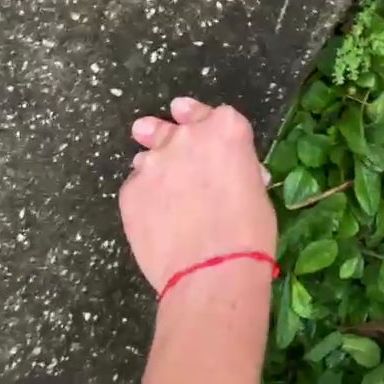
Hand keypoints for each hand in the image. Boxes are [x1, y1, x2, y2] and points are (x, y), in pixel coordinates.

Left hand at [120, 97, 277, 295]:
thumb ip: (234, 167)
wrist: (213, 270)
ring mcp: (155, 162)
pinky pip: (135, 187)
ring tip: (153, 178)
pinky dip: (144, 196)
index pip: (215, 113)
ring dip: (152, 163)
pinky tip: (153, 216)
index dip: (204, 118)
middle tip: (152, 130)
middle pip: (174, 125)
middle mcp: (188, 136)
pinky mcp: (130, 192)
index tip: (191, 118)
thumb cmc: (249, 230)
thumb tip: (225, 173)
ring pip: (148, 154)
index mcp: (227, 128)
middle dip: (166, 130)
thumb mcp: (253, 187)